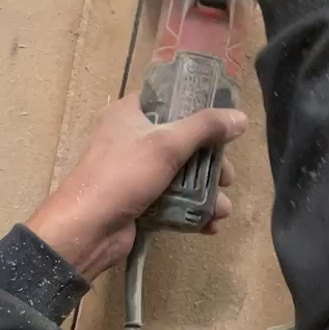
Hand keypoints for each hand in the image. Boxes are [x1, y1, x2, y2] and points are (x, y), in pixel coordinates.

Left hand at [26, 94, 246, 279]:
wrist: (87, 229)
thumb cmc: (122, 175)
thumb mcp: (166, 144)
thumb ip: (205, 127)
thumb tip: (241, 118)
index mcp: (129, 113)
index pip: (169, 100)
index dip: (198, 109)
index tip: (224, 123)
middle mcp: (131, 138)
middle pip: (183, 142)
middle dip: (210, 163)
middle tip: (227, 177)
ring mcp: (135, 172)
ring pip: (181, 175)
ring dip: (206, 192)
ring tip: (222, 209)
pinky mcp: (139, 200)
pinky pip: (173, 200)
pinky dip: (192, 211)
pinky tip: (210, 224)